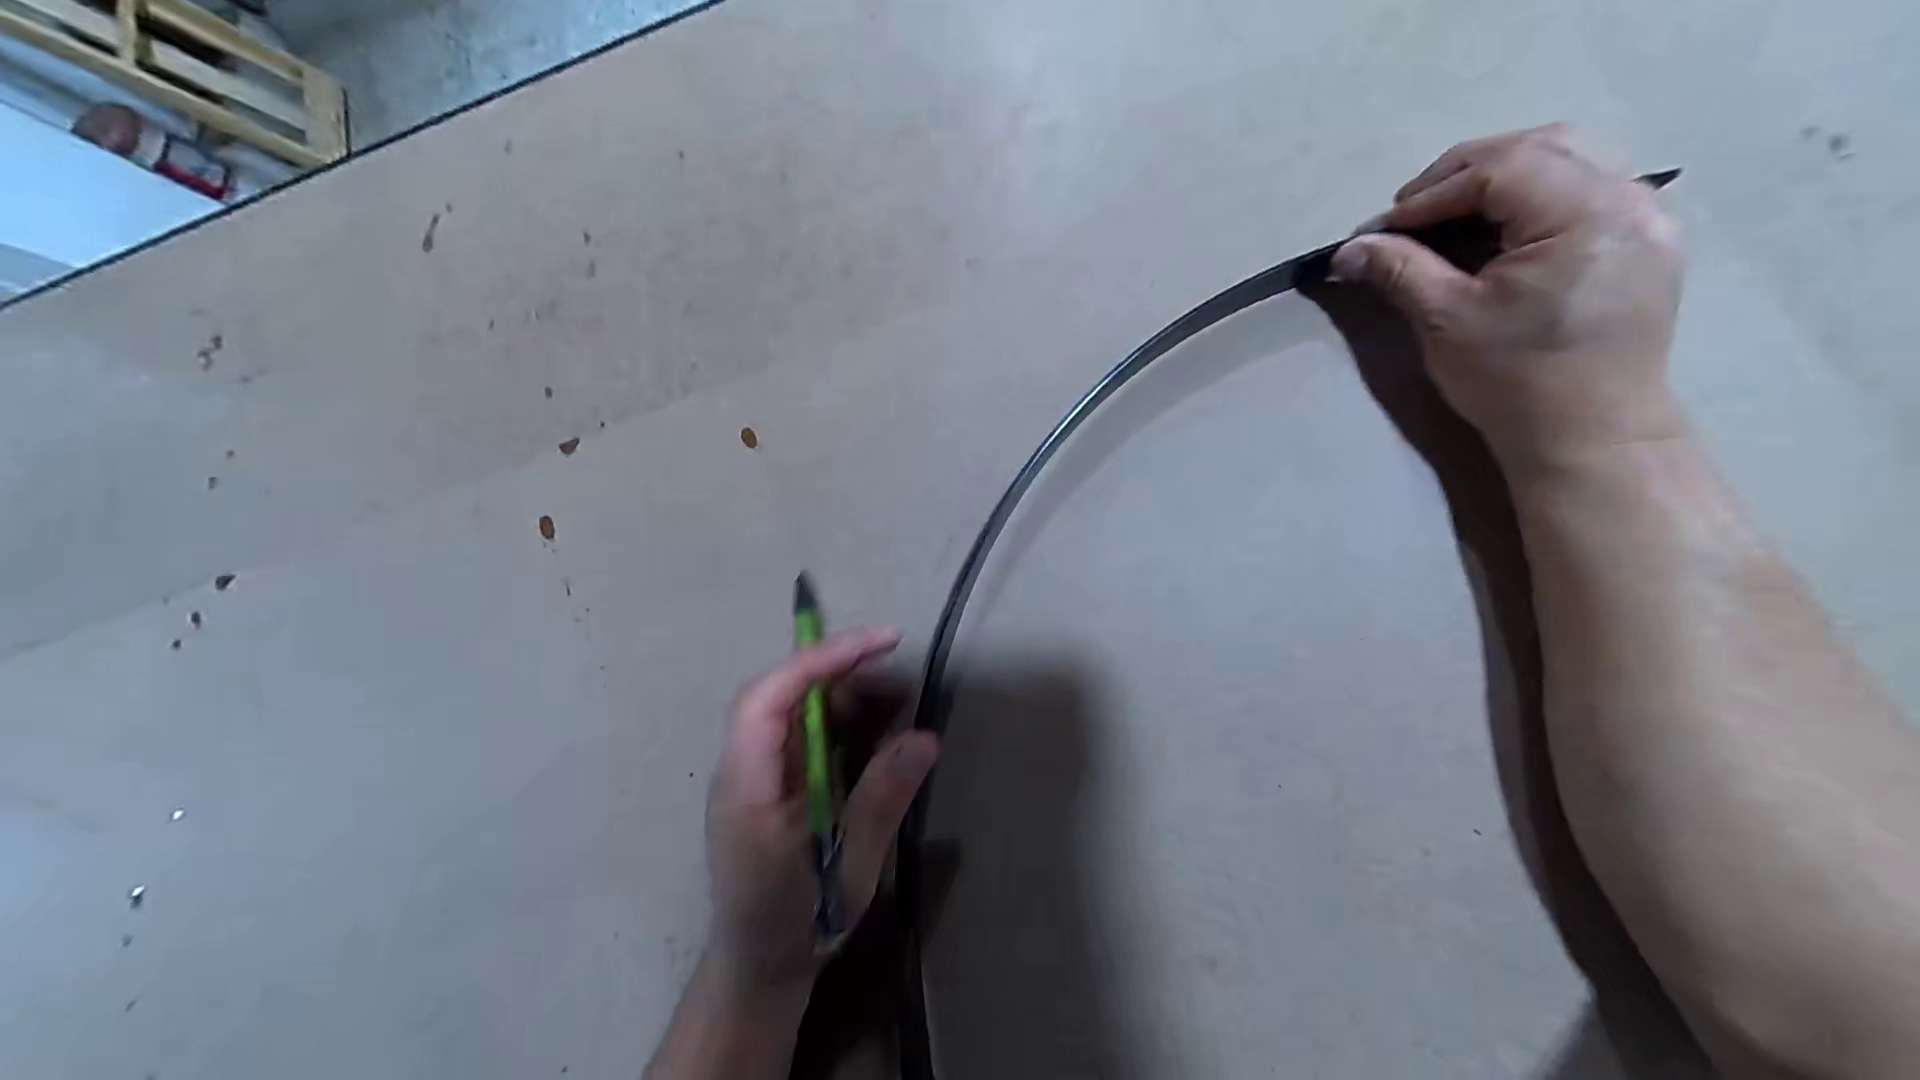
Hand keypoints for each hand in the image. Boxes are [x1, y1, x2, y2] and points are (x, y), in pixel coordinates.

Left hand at [702, 625, 939, 995]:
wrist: (755, 970)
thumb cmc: (793, 927)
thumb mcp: (847, 870)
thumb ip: (881, 800)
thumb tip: (926, 738)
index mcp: (746, 787)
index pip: (767, 699)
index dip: (819, 660)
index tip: (878, 643)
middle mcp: (743, 767)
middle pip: (781, 691)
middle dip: (838, 665)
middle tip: (895, 655)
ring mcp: (756, 771)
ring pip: (796, 705)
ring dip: (845, 690)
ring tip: (898, 695)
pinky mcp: (774, 779)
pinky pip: (805, 730)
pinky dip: (843, 717)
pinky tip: (878, 727)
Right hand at [1331, 125, 1686, 475]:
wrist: (1589, 432)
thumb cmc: (1513, 380)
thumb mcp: (1445, 322)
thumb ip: (1399, 271)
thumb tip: (1347, 248)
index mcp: (1587, 215)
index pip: (1502, 169)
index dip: (1431, 193)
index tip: (1382, 229)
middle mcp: (1631, 198)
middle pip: (1541, 147)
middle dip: (1464, 172)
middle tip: (1410, 214)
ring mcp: (1648, 215)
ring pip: (1569, 159)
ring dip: (1500, 176)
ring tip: (1448, 216)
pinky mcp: (1644, 238)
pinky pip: (1587, 188)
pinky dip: (1533, 195)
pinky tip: (1498, 227)